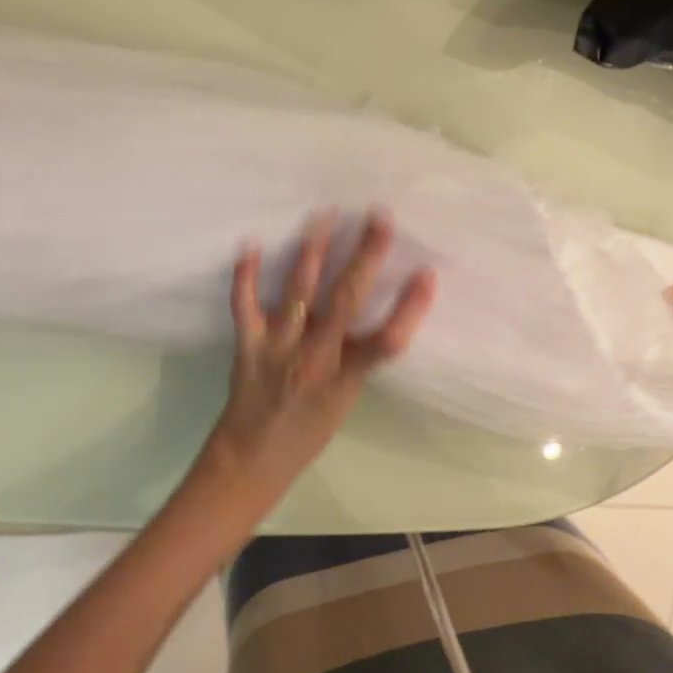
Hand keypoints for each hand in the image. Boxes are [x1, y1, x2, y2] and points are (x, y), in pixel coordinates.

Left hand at [199, 210, 435, 500]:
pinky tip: (251, 243)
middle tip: (379, 217)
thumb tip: (367, 316)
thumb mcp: (343, 402)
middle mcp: (314, 356)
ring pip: (298, 291)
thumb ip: (355, 361)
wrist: (253, 457)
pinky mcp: (248, 343)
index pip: (387, 342)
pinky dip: (246, 274)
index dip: (410, 308)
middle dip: (365, 255)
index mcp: (345, 377)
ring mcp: (278, 347)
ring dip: (311, 250)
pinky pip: (245, 304)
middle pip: (345, 300)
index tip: (427, 273)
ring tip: (324, 215)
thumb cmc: (306, 433)